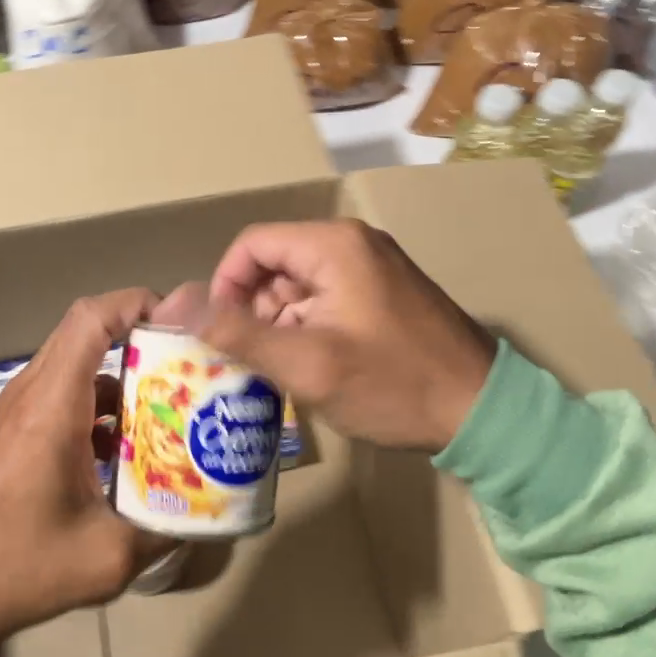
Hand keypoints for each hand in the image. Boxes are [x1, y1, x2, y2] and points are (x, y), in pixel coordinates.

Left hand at [0, 289, 175, 640]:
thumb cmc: (17, 565)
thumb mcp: (106, 558)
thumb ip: (162, 530)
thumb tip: (202, 512)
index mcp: (52, 407)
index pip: (91, 319)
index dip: (137, 305)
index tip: (182, 327)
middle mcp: (32, 395)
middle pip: (88, 335)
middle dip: (142, 341)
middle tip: (189, 370)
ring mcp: (19, 412)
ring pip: (78, 368)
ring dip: (122, 379)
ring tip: (168, 412)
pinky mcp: (14, 432)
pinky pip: (63, 396)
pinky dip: (99, 407)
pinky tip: (126, 453)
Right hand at [197, 219, 493, 450]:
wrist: (482, 412)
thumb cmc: (392, 385)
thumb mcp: (306, 364)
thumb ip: (237, 332)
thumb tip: (173, 304)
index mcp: (333, 245)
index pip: (252, 245)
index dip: (224, 287)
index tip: (219, 335)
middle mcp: (352, 244)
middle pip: (274, 265)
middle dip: (254, 312)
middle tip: (254, 362)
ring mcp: (373, 268)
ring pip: (298, 286)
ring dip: (280, 326)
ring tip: (286, 372)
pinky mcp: (384, 294)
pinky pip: (326, 300)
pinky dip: (308, 330)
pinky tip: (314, 370)